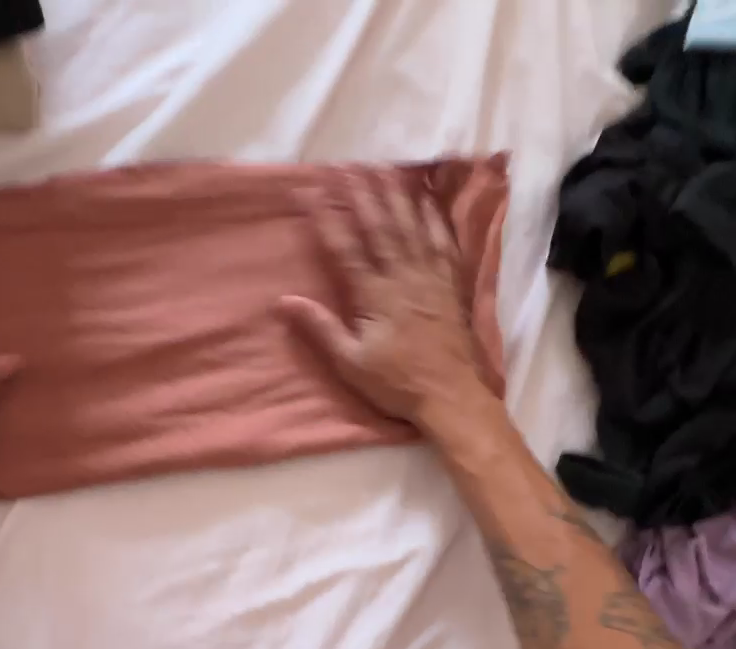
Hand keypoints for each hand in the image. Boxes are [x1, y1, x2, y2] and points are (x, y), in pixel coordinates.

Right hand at [278, 174, 497, 436]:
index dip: (326, 217)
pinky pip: (442, 241)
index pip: (345, 247)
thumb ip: (320, 329)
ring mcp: (431, 277)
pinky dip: (433, 218)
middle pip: (380, 226)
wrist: (451, 395)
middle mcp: (403, 276)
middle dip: (361, 193)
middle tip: (346, 165)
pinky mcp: (451, 284)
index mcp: (375, 295)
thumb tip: (284, 301)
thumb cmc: (396, 382)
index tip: (310, 191)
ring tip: (382, 169)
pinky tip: (425, 201)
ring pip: (412, 226)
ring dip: (395, 195)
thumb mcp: (350, 363)